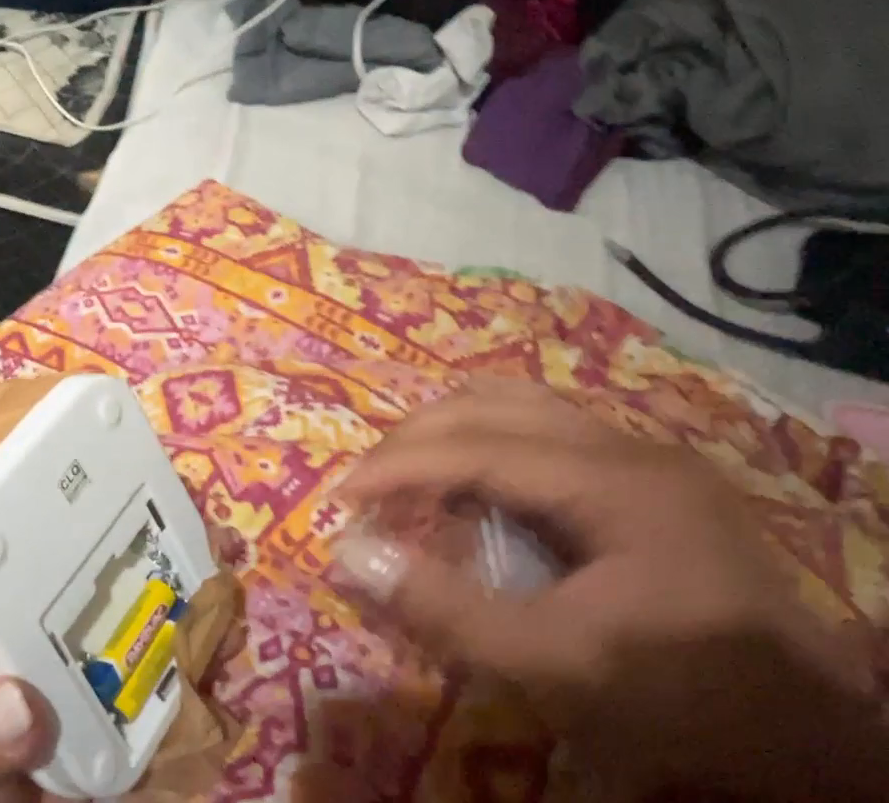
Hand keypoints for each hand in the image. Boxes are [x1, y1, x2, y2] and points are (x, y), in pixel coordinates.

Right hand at [333, 382, 883, 800]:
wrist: (812, 747)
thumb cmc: (678, 701)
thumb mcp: (552, 666)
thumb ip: (443, 608)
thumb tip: (347, 555)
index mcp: (616, 483)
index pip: (475, 447)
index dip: (396, 465)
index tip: (339, 495)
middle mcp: (632, 448)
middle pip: (492, 404)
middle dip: (415, 436)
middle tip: (368, 483)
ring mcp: (649, 459)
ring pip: (520, 403)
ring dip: (450, 430)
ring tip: (408, 473)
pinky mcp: (653, 480)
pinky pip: (546, 429)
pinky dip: (488, 442)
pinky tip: (472, 486)